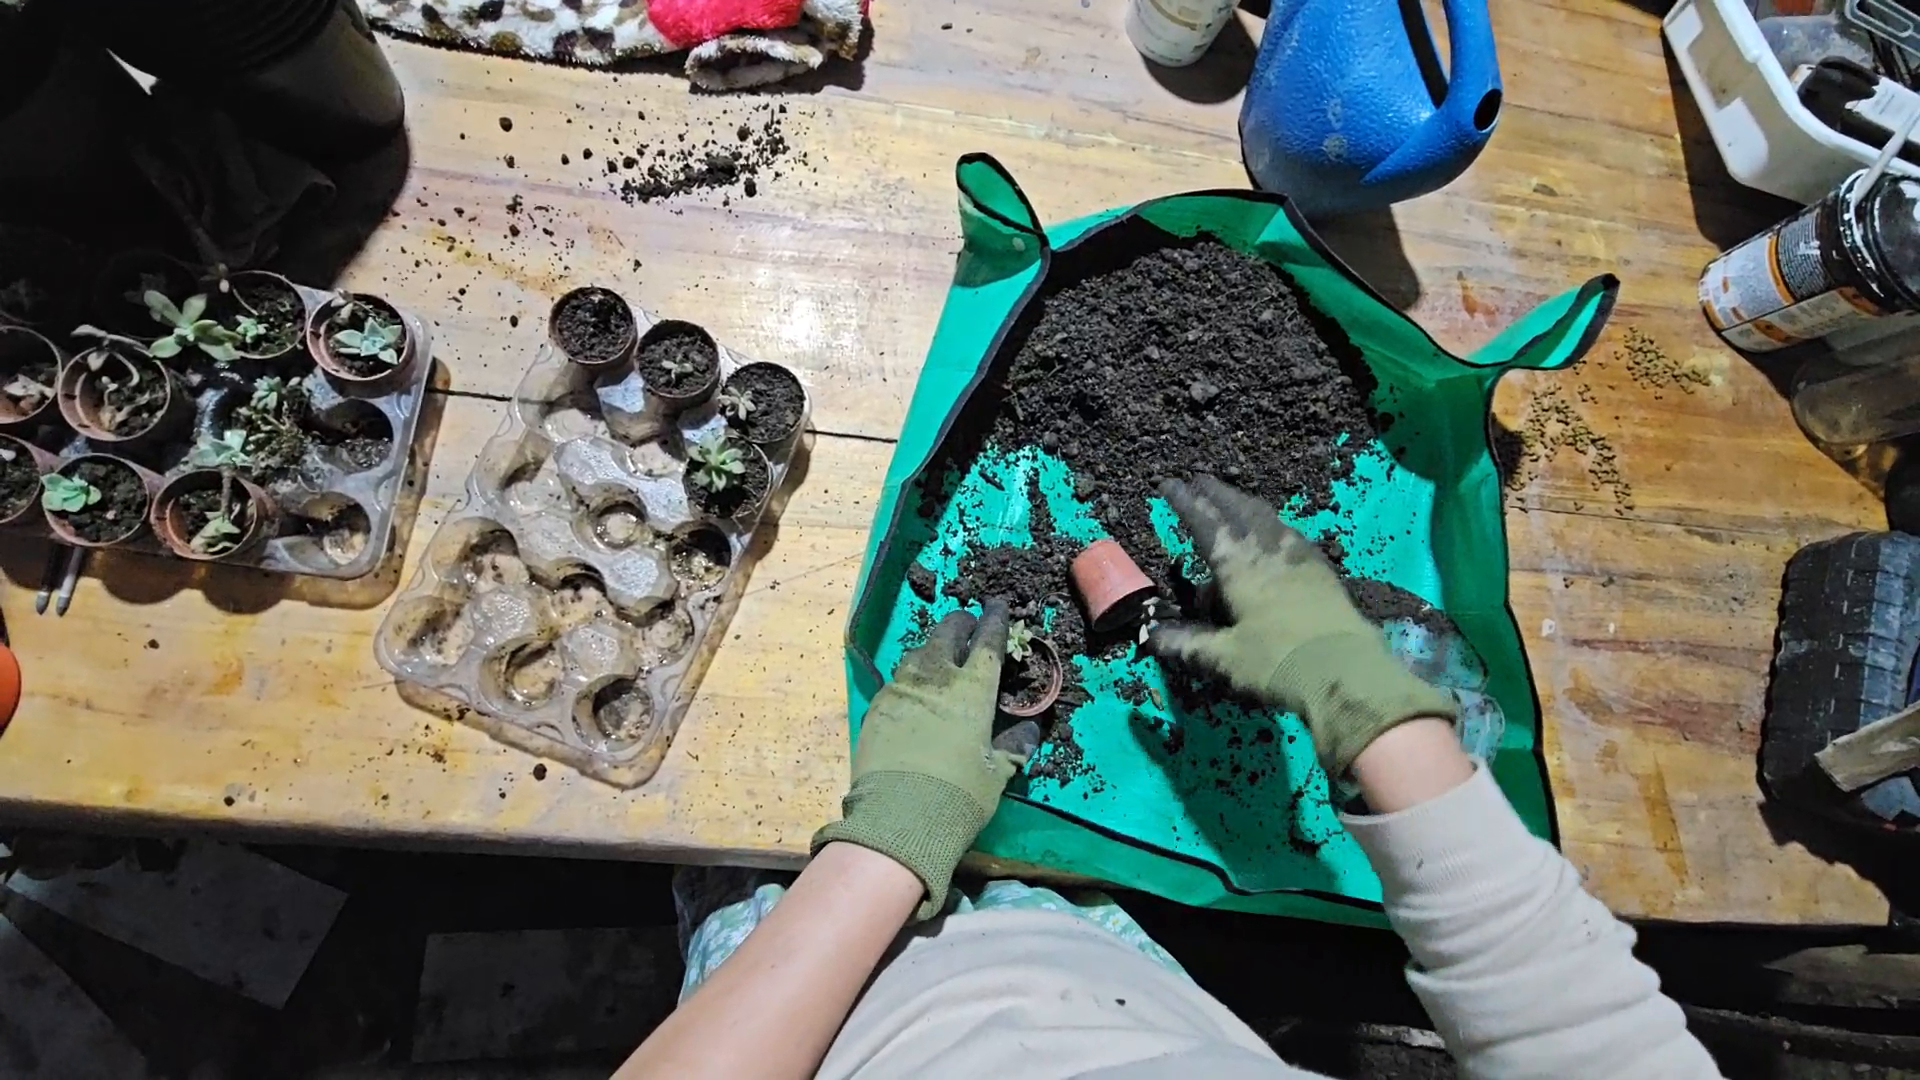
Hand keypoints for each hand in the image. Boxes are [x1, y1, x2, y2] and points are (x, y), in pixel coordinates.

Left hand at [813, 602, 1019, 920]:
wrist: (898, 818)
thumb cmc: (958, 795)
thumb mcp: (996, 775)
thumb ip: (1013, 747)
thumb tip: (1030, 730)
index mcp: (972, 691)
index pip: (987, 642)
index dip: (995, 620)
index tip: (998, 606)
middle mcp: (936, 678)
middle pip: (949, 633)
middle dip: (961, 623)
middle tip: (969, 626)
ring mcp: (902, 688)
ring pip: (919, 651)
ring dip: (934, 647)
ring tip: (941, 656)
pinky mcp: (877, 705)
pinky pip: (898, 678)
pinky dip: (912, 676)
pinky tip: (914, 689)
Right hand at [1150, 476, 1455, 779]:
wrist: (1348, 673)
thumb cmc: (1277, 661)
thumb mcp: (1223, 658)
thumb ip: (1186, 644)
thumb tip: (1151, 636)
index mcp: (1237, 564)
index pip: (1205, 522)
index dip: (1184, 501)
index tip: (1168, 484)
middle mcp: (1267, 550)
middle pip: (1237, 509)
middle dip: (1214, 492)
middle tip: (1197, 480)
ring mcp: (1298, 557)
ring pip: (1265, 516)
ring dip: (1243, 501)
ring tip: (1230, 497)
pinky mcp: (1321, 570)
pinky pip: (1287, 531)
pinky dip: (1269, 521)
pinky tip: (1272, 529)